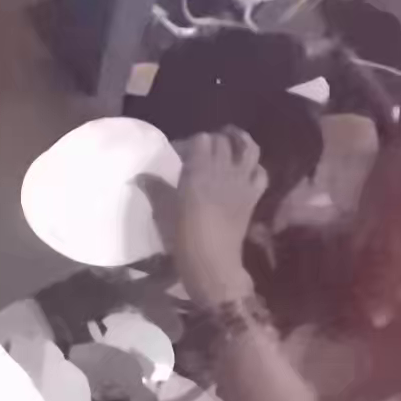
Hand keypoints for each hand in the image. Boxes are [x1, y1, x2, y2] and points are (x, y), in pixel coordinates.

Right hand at [139, 128, 267, 306]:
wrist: (212, 261)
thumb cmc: (182, 236)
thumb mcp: (163, 210)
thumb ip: (154, 188)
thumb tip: (139, 176)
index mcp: (199, 170)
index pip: (200, 140)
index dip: (188, 142)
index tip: (176, 153)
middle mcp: (224, 170)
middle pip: (223, 140)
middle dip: (211, 140)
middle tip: (199, 149)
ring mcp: (242, 182)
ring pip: (250, 148)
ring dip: (240, 141)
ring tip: (229, 141)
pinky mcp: (254, 196)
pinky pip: (260, 172)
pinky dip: (253, 166)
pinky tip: (244, 169)